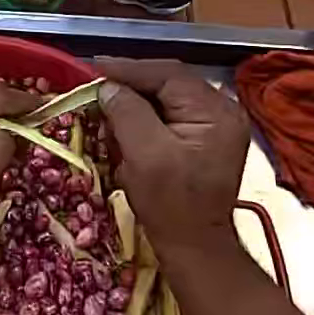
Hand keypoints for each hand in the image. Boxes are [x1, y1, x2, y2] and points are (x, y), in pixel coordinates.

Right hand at [95, 58, 251, 252]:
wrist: (194, 247)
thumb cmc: (171, 204)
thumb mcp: (146, 155)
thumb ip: (128, 113)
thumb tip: (108, 87)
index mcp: (215, 112)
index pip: (167, 75)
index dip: (127, 69)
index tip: (92, 68)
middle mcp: (221, 112)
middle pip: (168, 82)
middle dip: (129, 82)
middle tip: (93, 83)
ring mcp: (214, 126)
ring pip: (166, 97)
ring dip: (134, 98)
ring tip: (103, 100)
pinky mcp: (202, 140)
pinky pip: (169, 114)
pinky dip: (143, 114)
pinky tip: (121, 120)